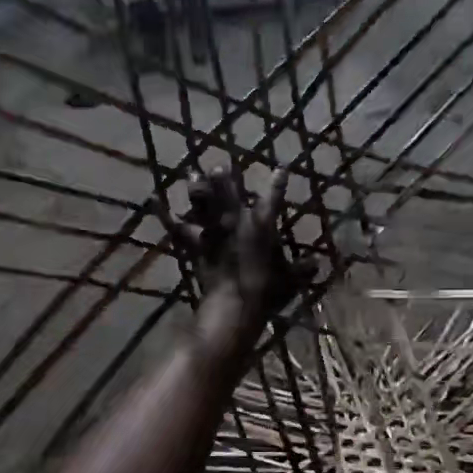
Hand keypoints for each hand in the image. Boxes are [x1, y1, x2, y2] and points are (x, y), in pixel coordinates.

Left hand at [162, 167, 311, 359]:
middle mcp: (236, 222)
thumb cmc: (266, 293)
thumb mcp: (290, 283)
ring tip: (192, 174)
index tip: (281, 169)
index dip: (277, 183)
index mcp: (262, 227)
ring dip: (198, 189)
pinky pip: (178, 228)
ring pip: (203, 203)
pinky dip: (166, 215)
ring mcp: (213, 232)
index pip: (272, 200)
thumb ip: (302, 270)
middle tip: (221, 166)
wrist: (234, 307)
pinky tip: (154, 200)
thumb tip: (318, 263)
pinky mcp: (197, 247)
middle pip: (229, 193)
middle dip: (225, 179)